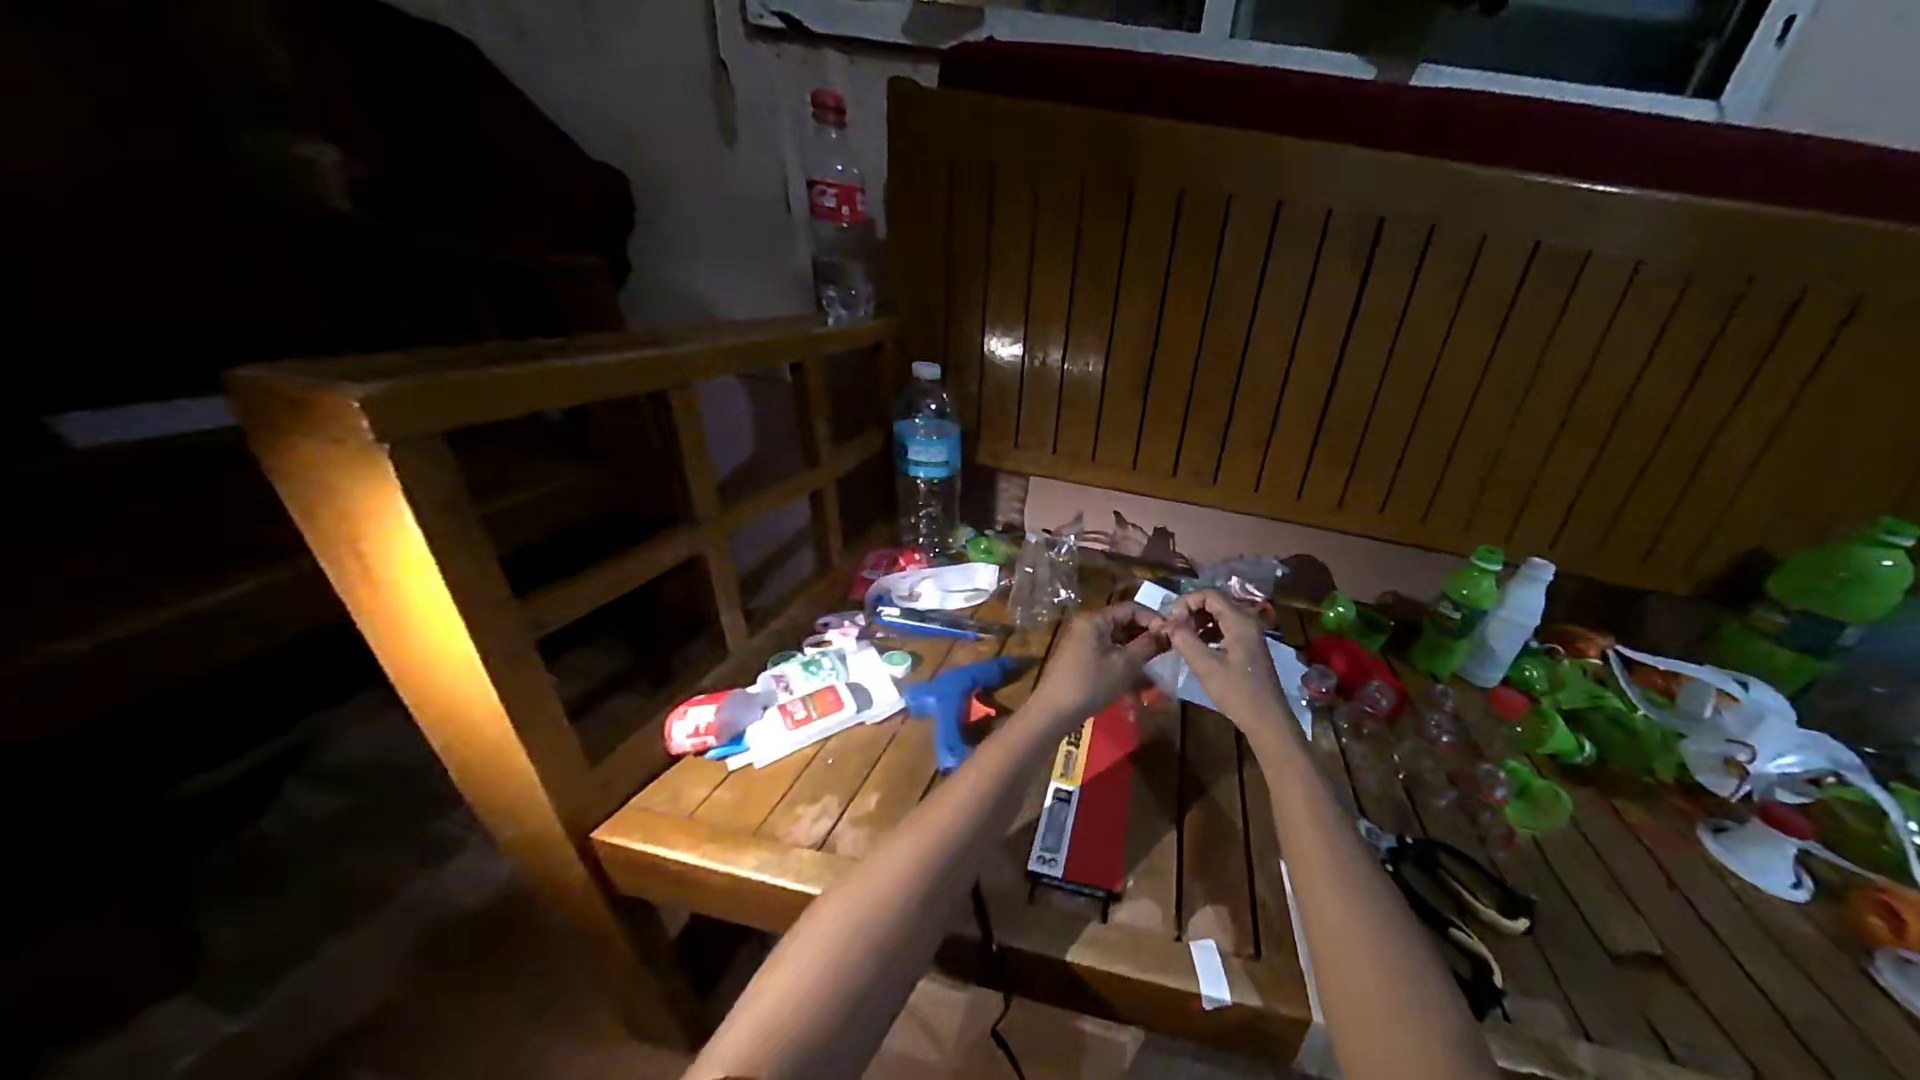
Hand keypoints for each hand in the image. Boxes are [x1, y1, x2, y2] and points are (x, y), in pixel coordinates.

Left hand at [1029, 603, 1167, 721]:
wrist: (1054, 711)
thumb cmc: (1091, 683)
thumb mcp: (1125, 664)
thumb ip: (1148, 645)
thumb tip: (1168, 632)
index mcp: (1095, 619)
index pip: (1131, 608)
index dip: (1154, 620)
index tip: (1173, 636)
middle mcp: (1087, 625)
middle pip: (1124, 624)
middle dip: (1147, 638)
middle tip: (1168, 653)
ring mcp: (1083, 642)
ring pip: (1118, 641)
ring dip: (1137, 653)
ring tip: (1157, 668)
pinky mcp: (1082, 659)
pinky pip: (1109, 654)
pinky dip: (1124, 663)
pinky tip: (1139, 680)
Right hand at [1155, 590, 1292, 738]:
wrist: (1267, 719)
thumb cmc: (1237, 692)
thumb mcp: (1205, 666)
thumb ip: (1184, 639)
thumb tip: (1168, 623)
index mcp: (1240, 621)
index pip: (1209, 594)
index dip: (1186, 602)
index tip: (1171, 621)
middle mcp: (1247, 621)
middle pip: (1214, 602)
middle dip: (1190, 611)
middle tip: (1173, 629)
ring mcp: (1250, 633)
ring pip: (1218, 615)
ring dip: (1198, 622)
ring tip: (1181, 638)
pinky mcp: (1248, 646)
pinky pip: (1224, 628)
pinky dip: (1207, 632)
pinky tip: (1196, 647)